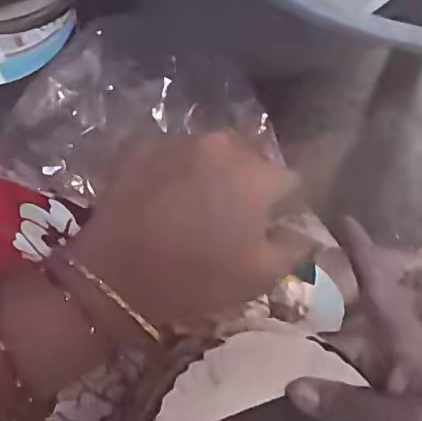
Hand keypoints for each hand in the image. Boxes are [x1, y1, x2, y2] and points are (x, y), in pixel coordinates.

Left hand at [65, 133, 311, 326]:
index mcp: (258, 176)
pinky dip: (176, 167)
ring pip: (211, 150)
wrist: (114, 276)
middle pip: (250, 158)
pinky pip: (174, 151)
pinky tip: (164, 193)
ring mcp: (178, 140)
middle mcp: (222, 145)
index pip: (290, 181)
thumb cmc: (194, 280)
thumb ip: (295, 248)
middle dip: (247, 181)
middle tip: (229, 213)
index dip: (281, 205)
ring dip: (211, 170)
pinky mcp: (142, 145)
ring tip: (193, 202)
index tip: (266, 224)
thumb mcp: (259, 277)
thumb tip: (307, 231)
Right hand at [286, 219, 421, 420]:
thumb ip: (349, 404)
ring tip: (278, 326)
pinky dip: (326, 380)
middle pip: (356, 318)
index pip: (381, 290)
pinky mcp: (394, 413)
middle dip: (324, 297)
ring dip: (318, 341)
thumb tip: (289, 384)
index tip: (342, 219)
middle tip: (282, 279)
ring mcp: (398, 385)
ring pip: (349, 352)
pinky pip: (351, 385)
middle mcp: (401, 358)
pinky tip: (301, 381)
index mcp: (412, 347)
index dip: (364, 254)